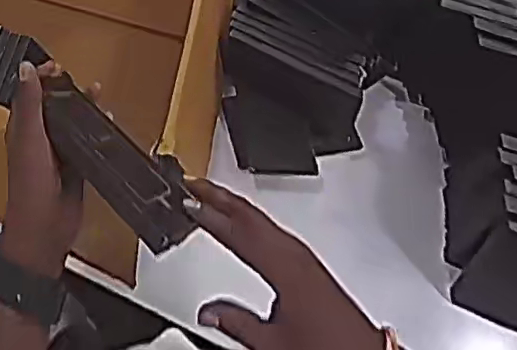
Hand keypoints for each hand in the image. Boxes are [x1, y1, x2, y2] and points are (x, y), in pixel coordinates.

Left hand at [0, 60, 84, 276]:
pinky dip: (93, 129)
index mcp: (22, 126)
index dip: (40, 76)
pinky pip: (84, 141)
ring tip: (95, 92)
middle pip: (51, 104)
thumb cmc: (31, 183)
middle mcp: (37, 136)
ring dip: (80, 106)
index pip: (28, 92)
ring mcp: (55, 152)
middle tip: (78, 78)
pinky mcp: (73, 166)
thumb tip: (25, 68)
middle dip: (64, 88)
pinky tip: (105, 122)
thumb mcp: (29, 135)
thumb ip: (29, 102)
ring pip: (68, 121)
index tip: (55, 65)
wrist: (46, 227)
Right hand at [187, 178, 383, 349]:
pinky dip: (248, 217)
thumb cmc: (329, 349)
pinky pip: (270, 227)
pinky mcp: (306, 261)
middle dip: (218, 195)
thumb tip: (206, 312)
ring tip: (209, 195)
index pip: (236, 231)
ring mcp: (302, 254)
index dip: (209, 215)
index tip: (186, 202)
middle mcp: (293, 252)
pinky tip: (240, 220)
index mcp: (282, 266)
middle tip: (192, 183)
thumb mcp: (275, 346)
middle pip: (249, 214)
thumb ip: (237, 324)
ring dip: (232, 204)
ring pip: (259, 218)